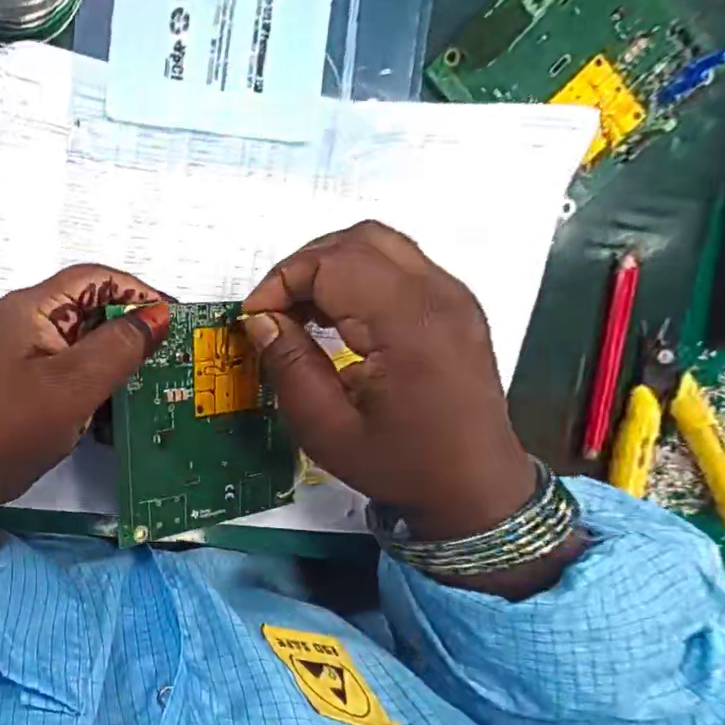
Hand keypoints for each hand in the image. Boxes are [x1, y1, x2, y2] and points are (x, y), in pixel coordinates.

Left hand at [0, 265, 170, 578]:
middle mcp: (28, 325)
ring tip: (149, 391)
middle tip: (169, 360)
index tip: (175, 321)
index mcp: (31, 310)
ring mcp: (27, 358)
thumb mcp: (72, 387)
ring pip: (86, 348)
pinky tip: (115, 416)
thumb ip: (119, 347)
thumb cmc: (11, 430)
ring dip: (117, 368)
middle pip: (92, 313)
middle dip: (131, 335)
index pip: (95, 279)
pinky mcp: (29, 388)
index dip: (139, 293)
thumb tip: (160, 316)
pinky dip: (96, 391)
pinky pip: (72, 377)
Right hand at [240, 222, 534, 541]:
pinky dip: (354, 279)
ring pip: (380, 245)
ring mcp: (452, 296)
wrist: (471, 485)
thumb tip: (260, 322)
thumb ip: (289, 366)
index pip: (334, 263)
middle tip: (270, 311)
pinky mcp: (453, 306)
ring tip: (296, 313)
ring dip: (328, 268)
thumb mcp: (324, 427)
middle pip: (359, 240)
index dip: (281, 281)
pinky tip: (332, 318)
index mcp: (408, 325)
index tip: (252, 319)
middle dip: (301, 266)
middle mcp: (438, 296)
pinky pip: (398, 266)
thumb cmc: (398, 464)